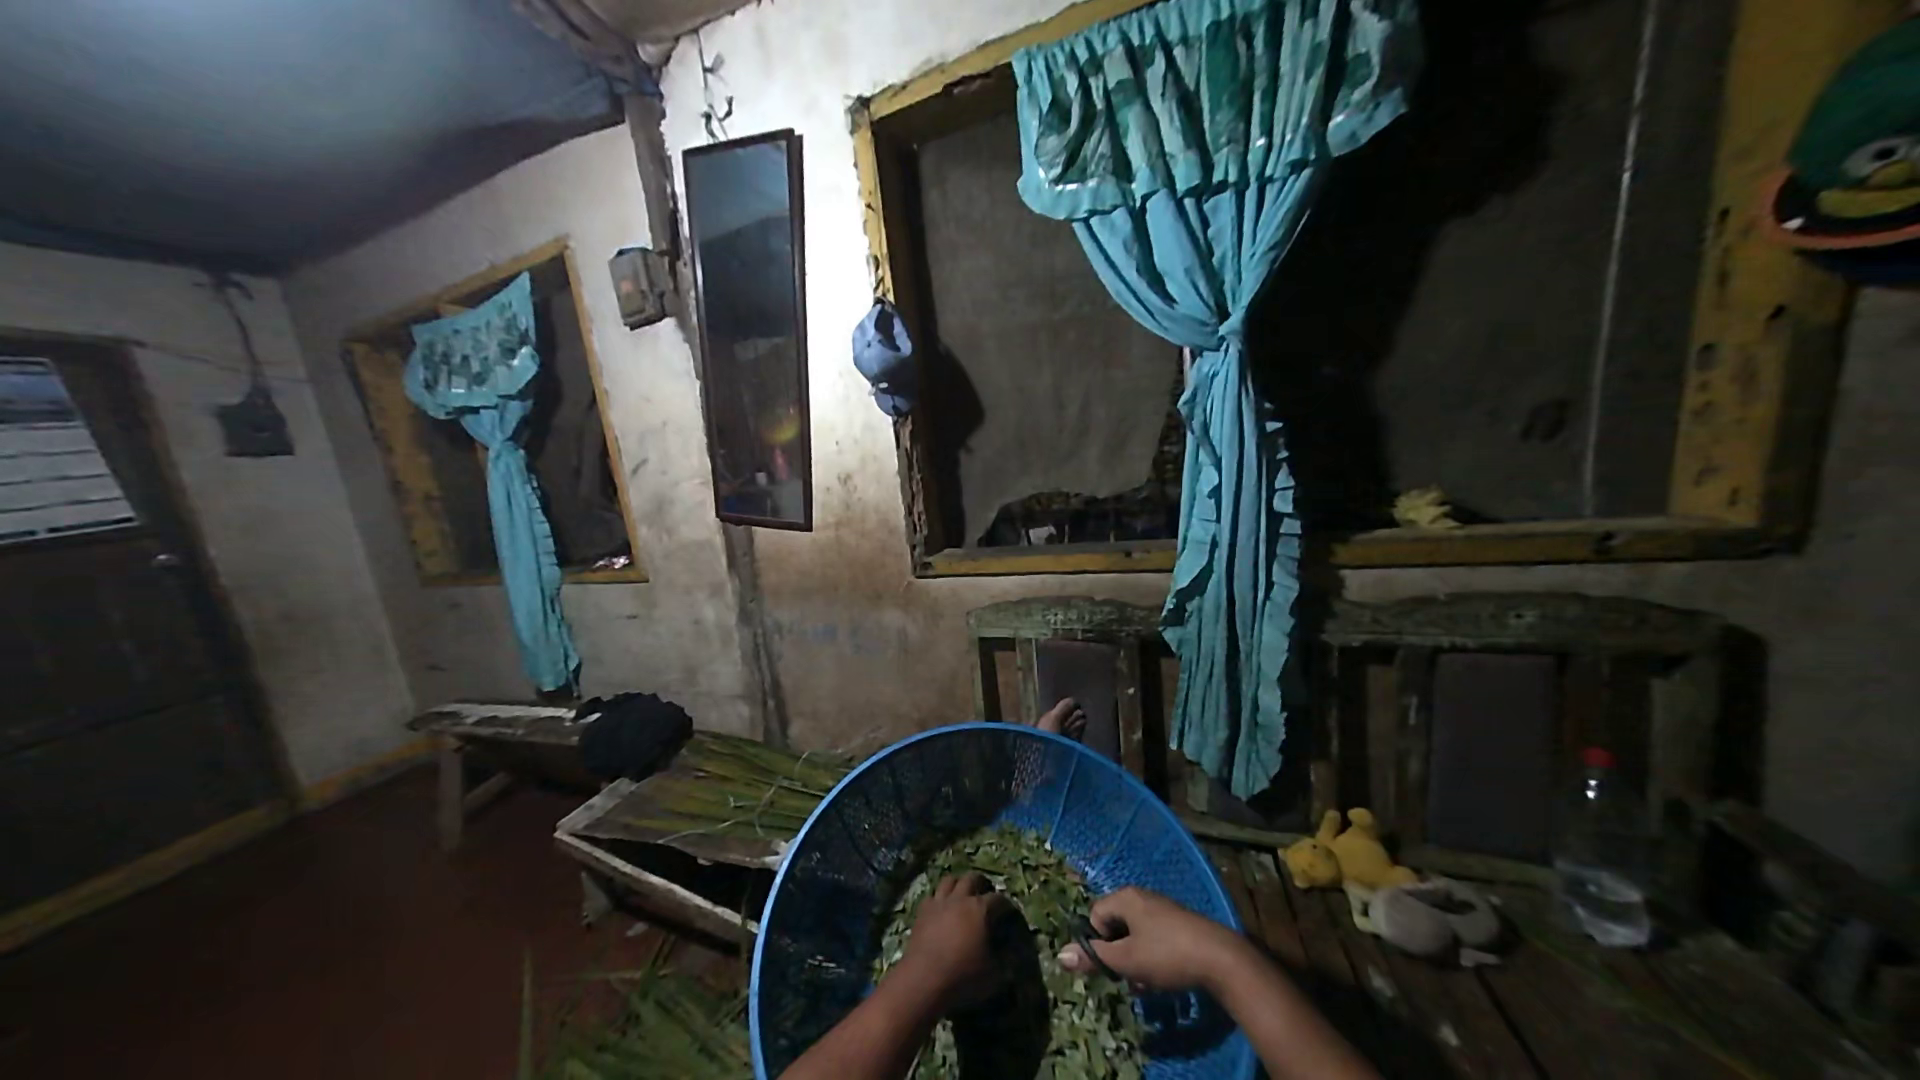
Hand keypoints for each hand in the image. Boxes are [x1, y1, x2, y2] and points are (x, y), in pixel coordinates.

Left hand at [893, 873, 1011, 1010]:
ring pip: (949, 880)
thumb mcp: (994, 974)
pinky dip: (939, 898)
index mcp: (980, 909)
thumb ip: (1005, 961)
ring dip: (958, 884)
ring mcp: (938, 903)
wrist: (924, 980)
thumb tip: (1012, 955)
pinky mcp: (922, 912)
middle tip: (986, 893)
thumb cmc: (963, 976)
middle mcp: (960, 899)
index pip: (998, 899)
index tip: (1010, 912)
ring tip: (962, 894)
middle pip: (971, 878)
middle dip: (981, 883)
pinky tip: (941, 908)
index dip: (1006, 905)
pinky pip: (932, 896)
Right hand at [1057, 886, 1246, 992]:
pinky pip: (1152, 938)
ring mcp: (1162, 909)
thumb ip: (1093, 956)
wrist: (1220, 959)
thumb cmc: (1166, 955)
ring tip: (1145, 981)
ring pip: (1134, 935)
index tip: (1111, 964)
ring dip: (1134, 959)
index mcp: (1125, 897)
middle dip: (1117, 953)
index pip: (1095, 915)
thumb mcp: (1125, 960)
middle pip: (1114, 925)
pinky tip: (1162, 977)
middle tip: (1126, 975)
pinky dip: (1151, 957)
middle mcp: (1141, 897)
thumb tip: (1059, 954)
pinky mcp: (1178, 924)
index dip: (1098, 942)